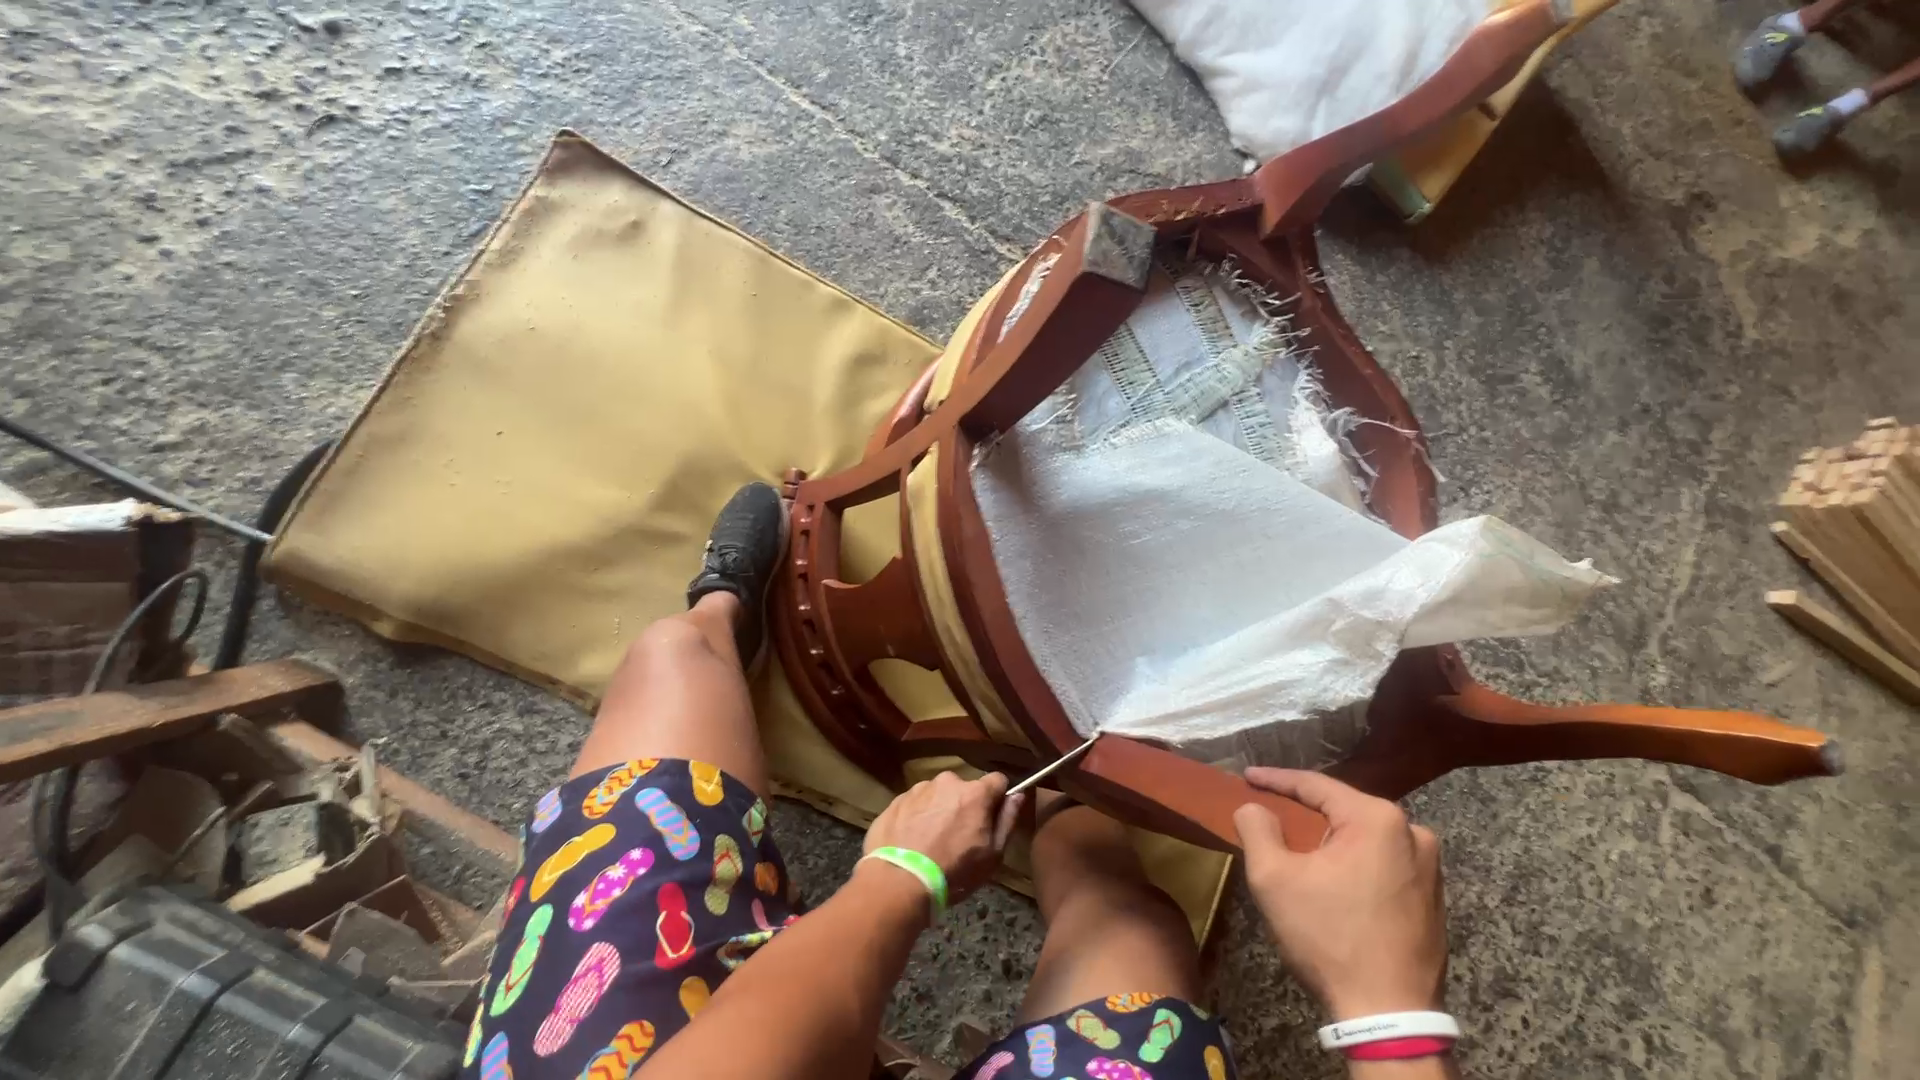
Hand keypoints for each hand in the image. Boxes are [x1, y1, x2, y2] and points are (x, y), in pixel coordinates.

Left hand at [864, 771, 1022, 903]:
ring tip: (930, 841)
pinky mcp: (895, 801)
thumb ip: (1007, 820)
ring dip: (939, 810)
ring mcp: (918, 789)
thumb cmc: (954, 871)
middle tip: (958, 837)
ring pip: (937, 795)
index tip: (992, 818)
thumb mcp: (992, 855)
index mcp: (974, 793)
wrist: (899, 882)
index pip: (997, 780)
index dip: (998, 798)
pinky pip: (914, 804)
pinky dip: (916, 817)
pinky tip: (911, 842)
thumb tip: (1018, 795)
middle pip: (964, 789)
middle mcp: (946, 782)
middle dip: (965, 806)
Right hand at [1233, 768, 1446, 1020]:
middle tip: (1269, 809)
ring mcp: (1429, 866)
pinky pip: (1382, 861)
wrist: (1388, 1014)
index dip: (1276, 779)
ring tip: (1296, 844)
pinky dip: (1353, 861)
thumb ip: (1257, 828)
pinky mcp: (1433, 896)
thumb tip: (1253, 807)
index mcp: (1377, 819)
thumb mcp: (1273, 877)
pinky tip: (1332, 876)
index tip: (1246, 777)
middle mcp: (1412, 833)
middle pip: (1343, 809)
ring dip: (1330, 838)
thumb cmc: (1328, 937)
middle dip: (1304, 810)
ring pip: (1364, 836)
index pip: (1316, 785)